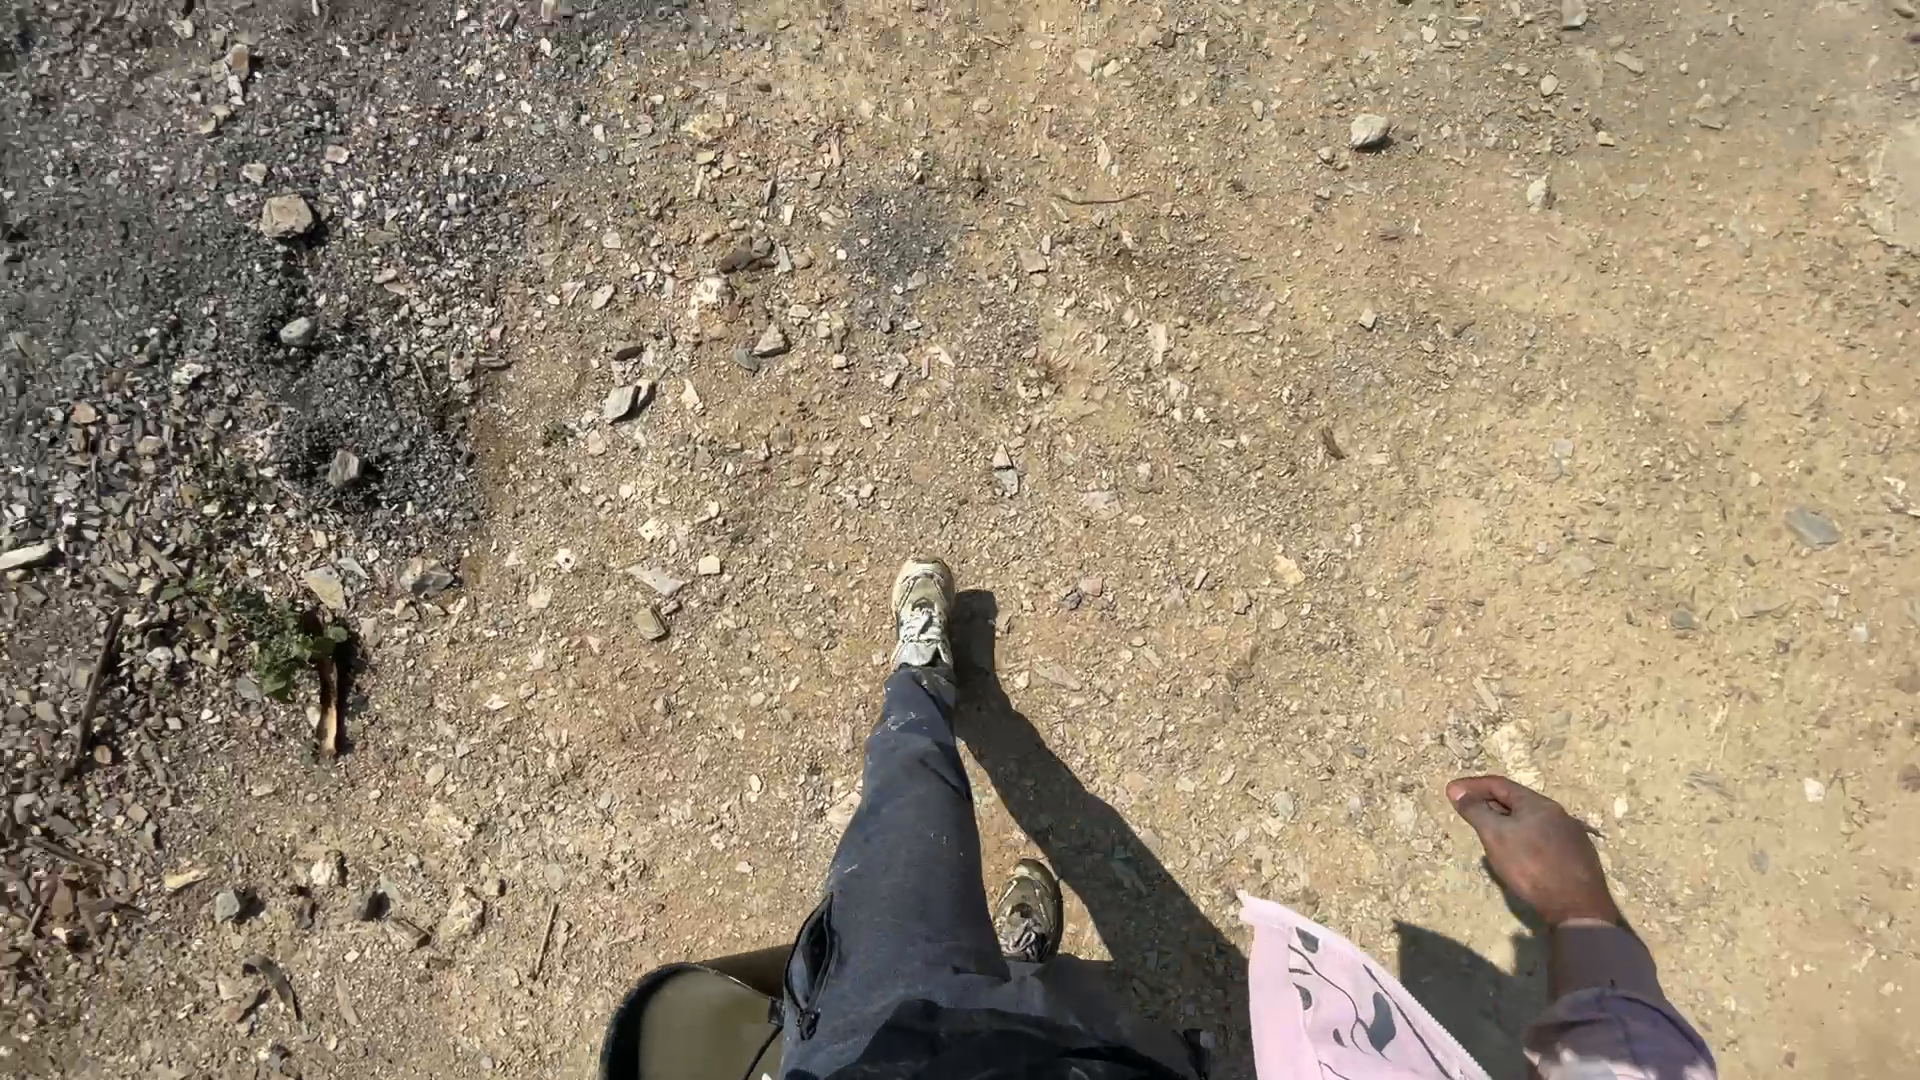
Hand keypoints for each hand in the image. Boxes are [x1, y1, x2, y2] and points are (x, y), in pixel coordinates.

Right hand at [1446, 775, 1621, 926]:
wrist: (1577, 908)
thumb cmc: (1530, 864)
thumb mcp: (1494, 834)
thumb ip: (1474, 809)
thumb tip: (1457, 791)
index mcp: (1538, 804)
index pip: (1499, 784)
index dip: (1472, 786)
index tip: (1451, 792)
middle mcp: (1558, 814)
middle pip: (1515, 800)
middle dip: (1487, 802)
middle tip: (1467, 810)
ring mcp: (1571, 836)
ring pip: (1529, 820)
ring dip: (1505, 820)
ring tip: (1487, 831)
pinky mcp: (1577, 857)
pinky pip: (1542, 837)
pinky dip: (1522, 836)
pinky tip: (1516, 851)